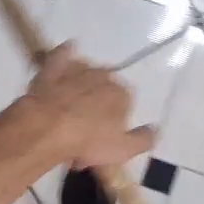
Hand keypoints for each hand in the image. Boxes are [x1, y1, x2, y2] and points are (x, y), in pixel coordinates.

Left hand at [14, 43, 156, 168]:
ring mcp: (78, 68)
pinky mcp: (54, 66)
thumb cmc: (88, 141)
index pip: (125, 105)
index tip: (102, 139)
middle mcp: (104, 76)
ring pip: (85, 74)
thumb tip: (156, 129)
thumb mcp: (124, 150)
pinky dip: (65, 54)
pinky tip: (66, 53)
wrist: (48, 127)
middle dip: (97, 105)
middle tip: (82, 131)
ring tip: (67, 111)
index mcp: (123, 94)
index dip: (114, 122)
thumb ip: (144, 139)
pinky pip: (62, 55)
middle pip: (104, 89)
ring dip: (81, 86)